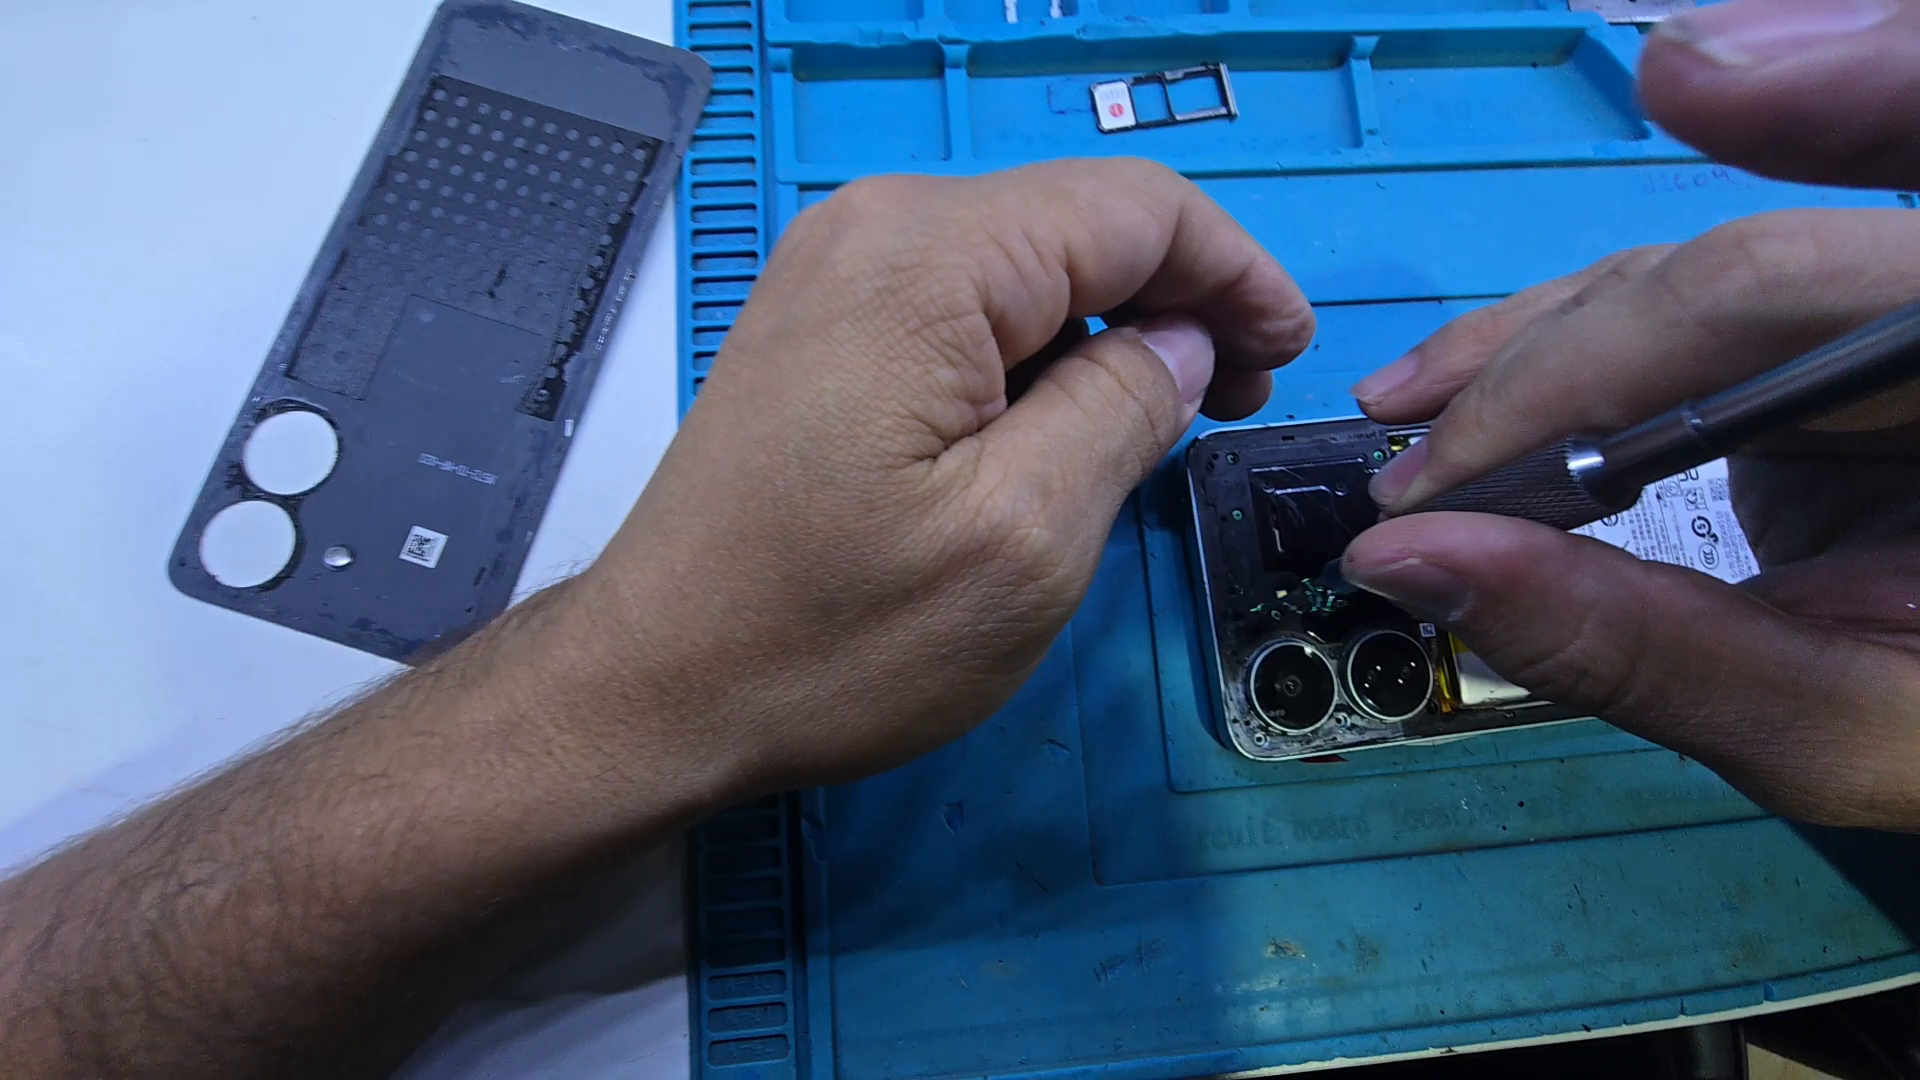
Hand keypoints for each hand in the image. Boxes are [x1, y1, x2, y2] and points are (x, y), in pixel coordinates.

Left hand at [568, 159, 1312, 791]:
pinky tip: (1056, 425)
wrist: (660, 687)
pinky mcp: (817, 338)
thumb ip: (1121, 412)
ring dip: (1102, 335)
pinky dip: (1031, 360)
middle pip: (1072, 229)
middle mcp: (871, 234)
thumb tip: (1178, 344)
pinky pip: (958, 317)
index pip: (1133, 208)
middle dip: (1172, 302)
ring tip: (1151, 421)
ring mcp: (831, 281)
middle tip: (1225, 397)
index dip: (1233, 271)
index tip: (1284, 348)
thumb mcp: (1023, 537)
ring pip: (1017, 276)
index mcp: (929, 258)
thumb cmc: (836, 637)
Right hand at [1338, 0, 1919, 828]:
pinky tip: (1573, 242)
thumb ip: (1621, 640)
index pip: (1760, 300)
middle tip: (1404, 456)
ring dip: (1533, 335)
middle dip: (1528, 361)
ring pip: (1704, 266)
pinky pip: (1734, 280)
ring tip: (1410, 403)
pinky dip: (1619, 281)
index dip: (1562, 372)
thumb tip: (1394, 554)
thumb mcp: (1833, 731)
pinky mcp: (1868, 330)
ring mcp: (1915, 307)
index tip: (1431, 469)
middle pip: (1722, 267)